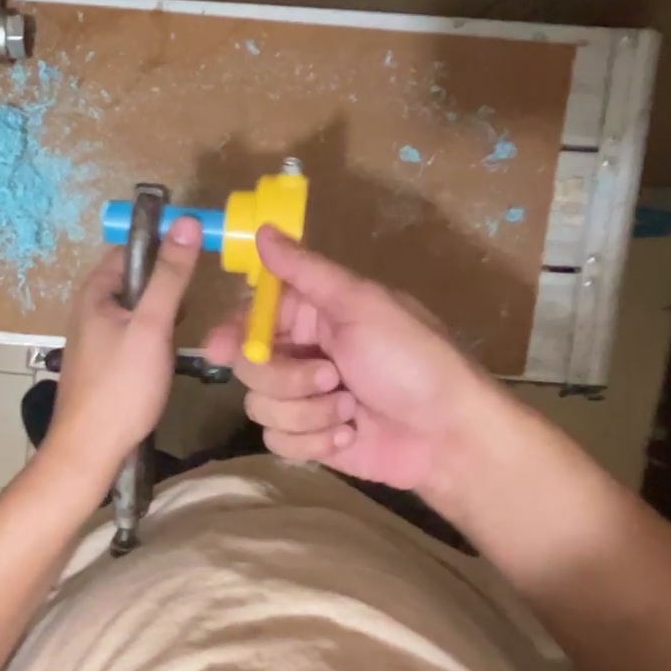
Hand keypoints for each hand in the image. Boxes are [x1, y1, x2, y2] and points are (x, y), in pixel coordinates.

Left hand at [44, 215, 202, 481]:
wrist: (90, 449)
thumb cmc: (121, 385)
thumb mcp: (151, 325)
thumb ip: (170, 276)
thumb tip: (186, 221)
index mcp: (94, 293)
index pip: (130, 251)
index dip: (162, 252)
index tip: (194, 267)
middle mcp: (89, 311)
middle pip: (134, 282)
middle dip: (165, 290)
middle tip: (188, 312)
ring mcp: (94, 340)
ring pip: (135, 313)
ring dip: (161, 319)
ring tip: (178, 338)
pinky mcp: (102, 366)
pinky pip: (132, 339)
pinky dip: (151, 342)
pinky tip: (163, 361)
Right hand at [203, 226, 506, 503]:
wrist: (448, 435)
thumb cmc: (412, 362)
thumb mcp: (361, 305)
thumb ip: (305, 271)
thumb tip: (262, 229)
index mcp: (313, 314)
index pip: (251, 317)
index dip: (233, 333)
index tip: (223, 350)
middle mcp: (302, 354)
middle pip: (248, 366)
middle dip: (287, 379)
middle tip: (330, 377)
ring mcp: (303, 399)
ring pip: (260, 406)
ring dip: (308, 413)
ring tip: (351, 411)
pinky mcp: (308, 438)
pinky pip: (277, 440)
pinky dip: (313, 441)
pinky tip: (349, 436)